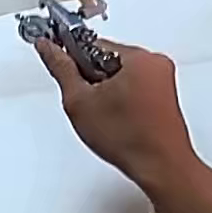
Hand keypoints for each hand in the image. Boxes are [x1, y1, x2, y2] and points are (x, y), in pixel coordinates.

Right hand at [35, 39, 210, 200]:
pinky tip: (115, 116)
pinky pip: (132, 84)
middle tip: (86, 101)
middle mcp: (155, 63)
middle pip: (105, 57)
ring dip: (104, 88)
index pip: (91, 44)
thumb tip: (48, 48)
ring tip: (103, 113)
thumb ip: (61, 68)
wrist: (160, 168)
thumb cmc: (130, 138)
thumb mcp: (80, 101)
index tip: (61, 66)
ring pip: (117, 72)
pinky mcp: (163, 94)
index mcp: (139, 58)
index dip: (72, 60)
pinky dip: (118, 97)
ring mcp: (162, 79)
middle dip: (90, 77)